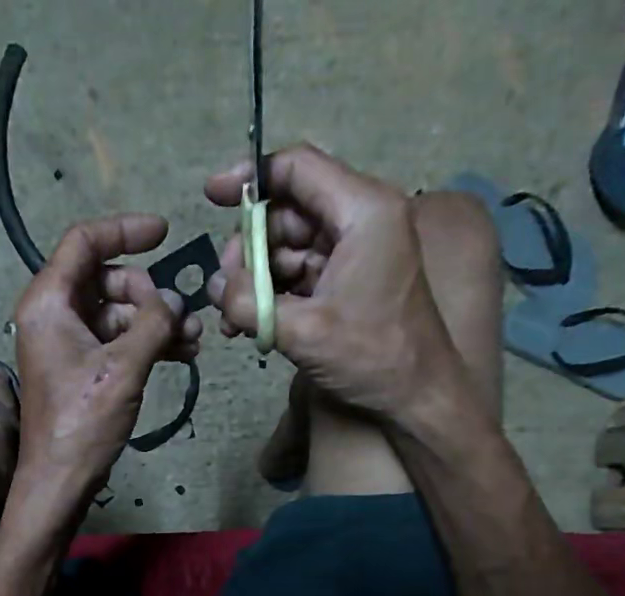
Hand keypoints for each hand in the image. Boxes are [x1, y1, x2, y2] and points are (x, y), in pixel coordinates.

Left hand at [9, 213, 201, 511]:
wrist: (59, 479)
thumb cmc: (83, 420)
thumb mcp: (124, 366)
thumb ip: (154, 323)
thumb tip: (174, 300)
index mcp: (48, 302)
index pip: (84, 242)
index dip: (125, 230)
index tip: (166, 233)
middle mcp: (52, 314)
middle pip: (106, 279)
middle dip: (149, 292)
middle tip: (181, 316)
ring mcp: (65, 342)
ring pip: (116, 312)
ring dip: (155, 321)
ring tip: (194, 338)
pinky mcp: (79, 367)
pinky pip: (115, 340)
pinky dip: (145, 342)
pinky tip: (182, 353)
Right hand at [207, 143, 460, 418]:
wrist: (414, 397)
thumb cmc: (371, 356)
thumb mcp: (301, 330)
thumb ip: (248, 302)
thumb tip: (216, 286)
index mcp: (363, 212)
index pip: (298, 168)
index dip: (250, 177)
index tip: (210, 197)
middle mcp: (360, 220)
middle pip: (286, 211)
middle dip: (249, 247)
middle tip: (227, 289)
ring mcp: (353, 251)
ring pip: (285, 245)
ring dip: (253, 278)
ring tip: (234, 319)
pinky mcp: (345, 279)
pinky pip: (295, 272)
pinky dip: (269, 293)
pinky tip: (247, 324)